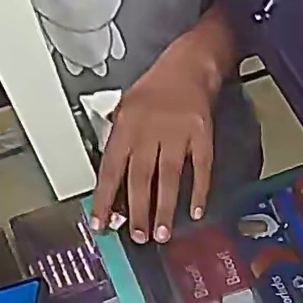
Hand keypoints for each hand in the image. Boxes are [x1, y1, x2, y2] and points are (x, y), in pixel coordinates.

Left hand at [88, 28, 222, 245]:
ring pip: (167, 177)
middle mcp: (148, 130)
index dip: (105, 200)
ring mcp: (176, 132)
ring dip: (164, 208)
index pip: (110, 169)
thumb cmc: (155, 92)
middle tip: (138, 238)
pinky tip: (195, 211)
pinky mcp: (201, 134)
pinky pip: (200, 167)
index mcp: (126, 127)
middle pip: (140, 177)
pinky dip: (199, 191)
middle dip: (138, 211)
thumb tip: (113, 189)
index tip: (101, 225)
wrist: (189, 64)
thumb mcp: (125, 110)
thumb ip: (119, 146)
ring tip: (162, 234)